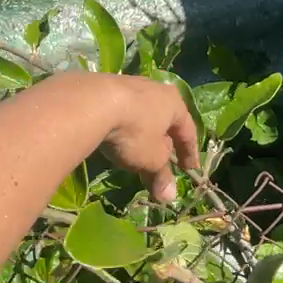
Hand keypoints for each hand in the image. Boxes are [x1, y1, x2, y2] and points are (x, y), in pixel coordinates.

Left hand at [59, 72, 200, 202]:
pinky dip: (124, 127)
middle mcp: (155, 88)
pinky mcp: (105, 87)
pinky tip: (116, 138)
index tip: (190, 170)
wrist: (91, 103)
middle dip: (164, 144)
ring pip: (142, 115)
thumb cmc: (134, 131)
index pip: (188, 131)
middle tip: (164, 163)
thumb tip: (170, 197)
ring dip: (143, 135)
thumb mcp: (152, 159)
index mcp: (174, 102)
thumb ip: (161, 176)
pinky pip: (122, 111)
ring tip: (138, 153)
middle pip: (164, 121)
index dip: (190, 153)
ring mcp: (129, 84)